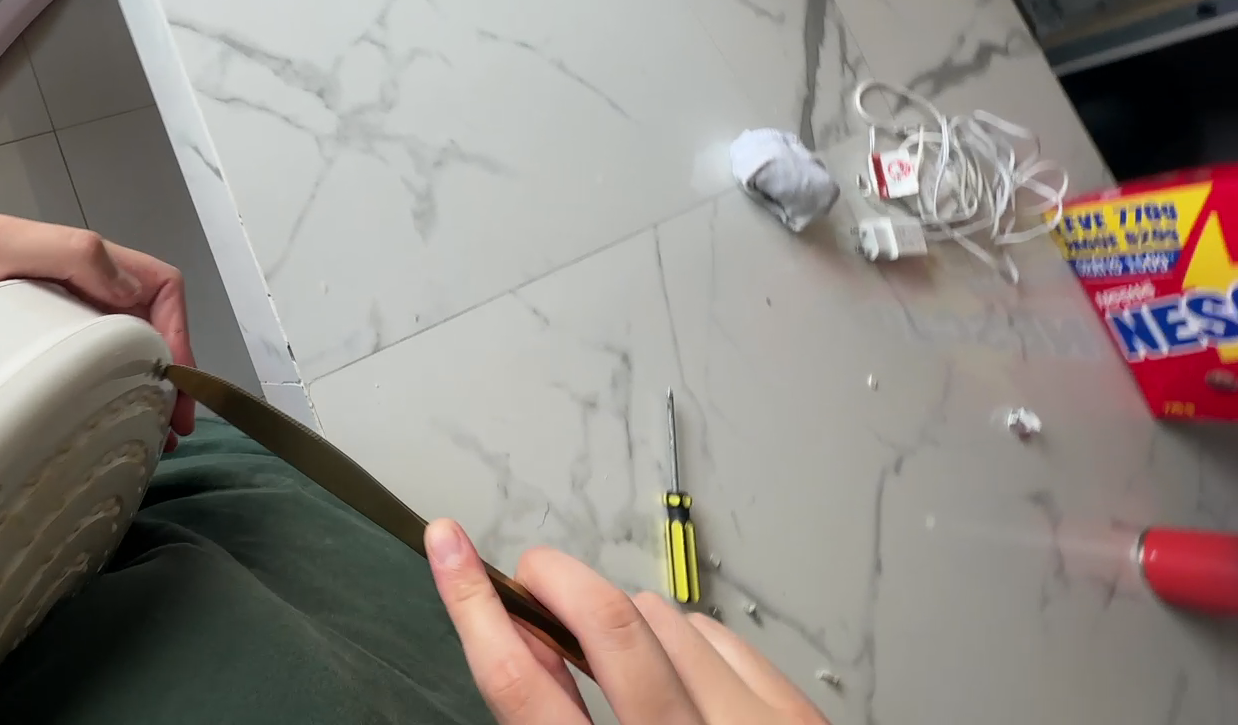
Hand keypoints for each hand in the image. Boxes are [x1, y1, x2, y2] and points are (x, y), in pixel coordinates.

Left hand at [0, 215, 196, 447]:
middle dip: (173, 372)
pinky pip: (89, 374)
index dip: (179, 329)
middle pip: (150, 327)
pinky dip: (111, 398)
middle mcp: (81, 294)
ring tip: (150, 438)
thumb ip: (66, 251)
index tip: (177, 380)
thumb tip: (130, 293)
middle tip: (172, 428)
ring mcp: (58, 328)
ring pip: (124, 355)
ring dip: (148, 390)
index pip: (159, 287)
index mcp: (84, 262)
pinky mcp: (35, 357)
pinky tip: (107, 426)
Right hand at [425, 519, 826, 724]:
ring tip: (626, 665)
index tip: (447, 542)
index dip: (473, 604)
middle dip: (553, 578)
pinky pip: (711, 632)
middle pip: (607, 623)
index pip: (521, 688)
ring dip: (622, 621)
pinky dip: (680, 639)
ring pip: (658, 615)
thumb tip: (525, 633)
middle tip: (533, 580)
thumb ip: (545, 716)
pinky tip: (683, 680)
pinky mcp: (801, 722)